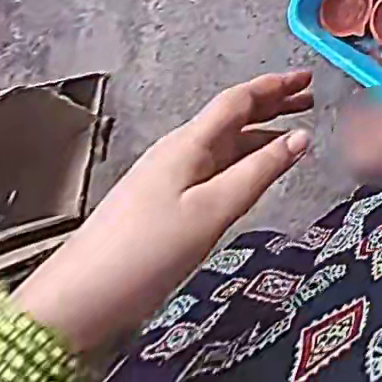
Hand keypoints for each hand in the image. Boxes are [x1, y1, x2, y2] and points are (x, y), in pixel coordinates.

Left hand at [12, 71, 313, 351]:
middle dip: (273, 104)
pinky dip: (244, 157)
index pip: (239, 100)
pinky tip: (256, 170)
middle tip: (308, 97)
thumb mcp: (214, 210)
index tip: (306, 76)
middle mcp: (180, 149)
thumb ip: (261, 170)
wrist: (73, 304)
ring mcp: (169, 174)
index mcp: (190, 142)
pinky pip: (215, 164)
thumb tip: (302, 138)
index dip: (275, 85)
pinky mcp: (163, 199)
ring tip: (294, 132)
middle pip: (233, 115)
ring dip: (262, 132)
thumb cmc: (146, 251)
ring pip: (226, 141)